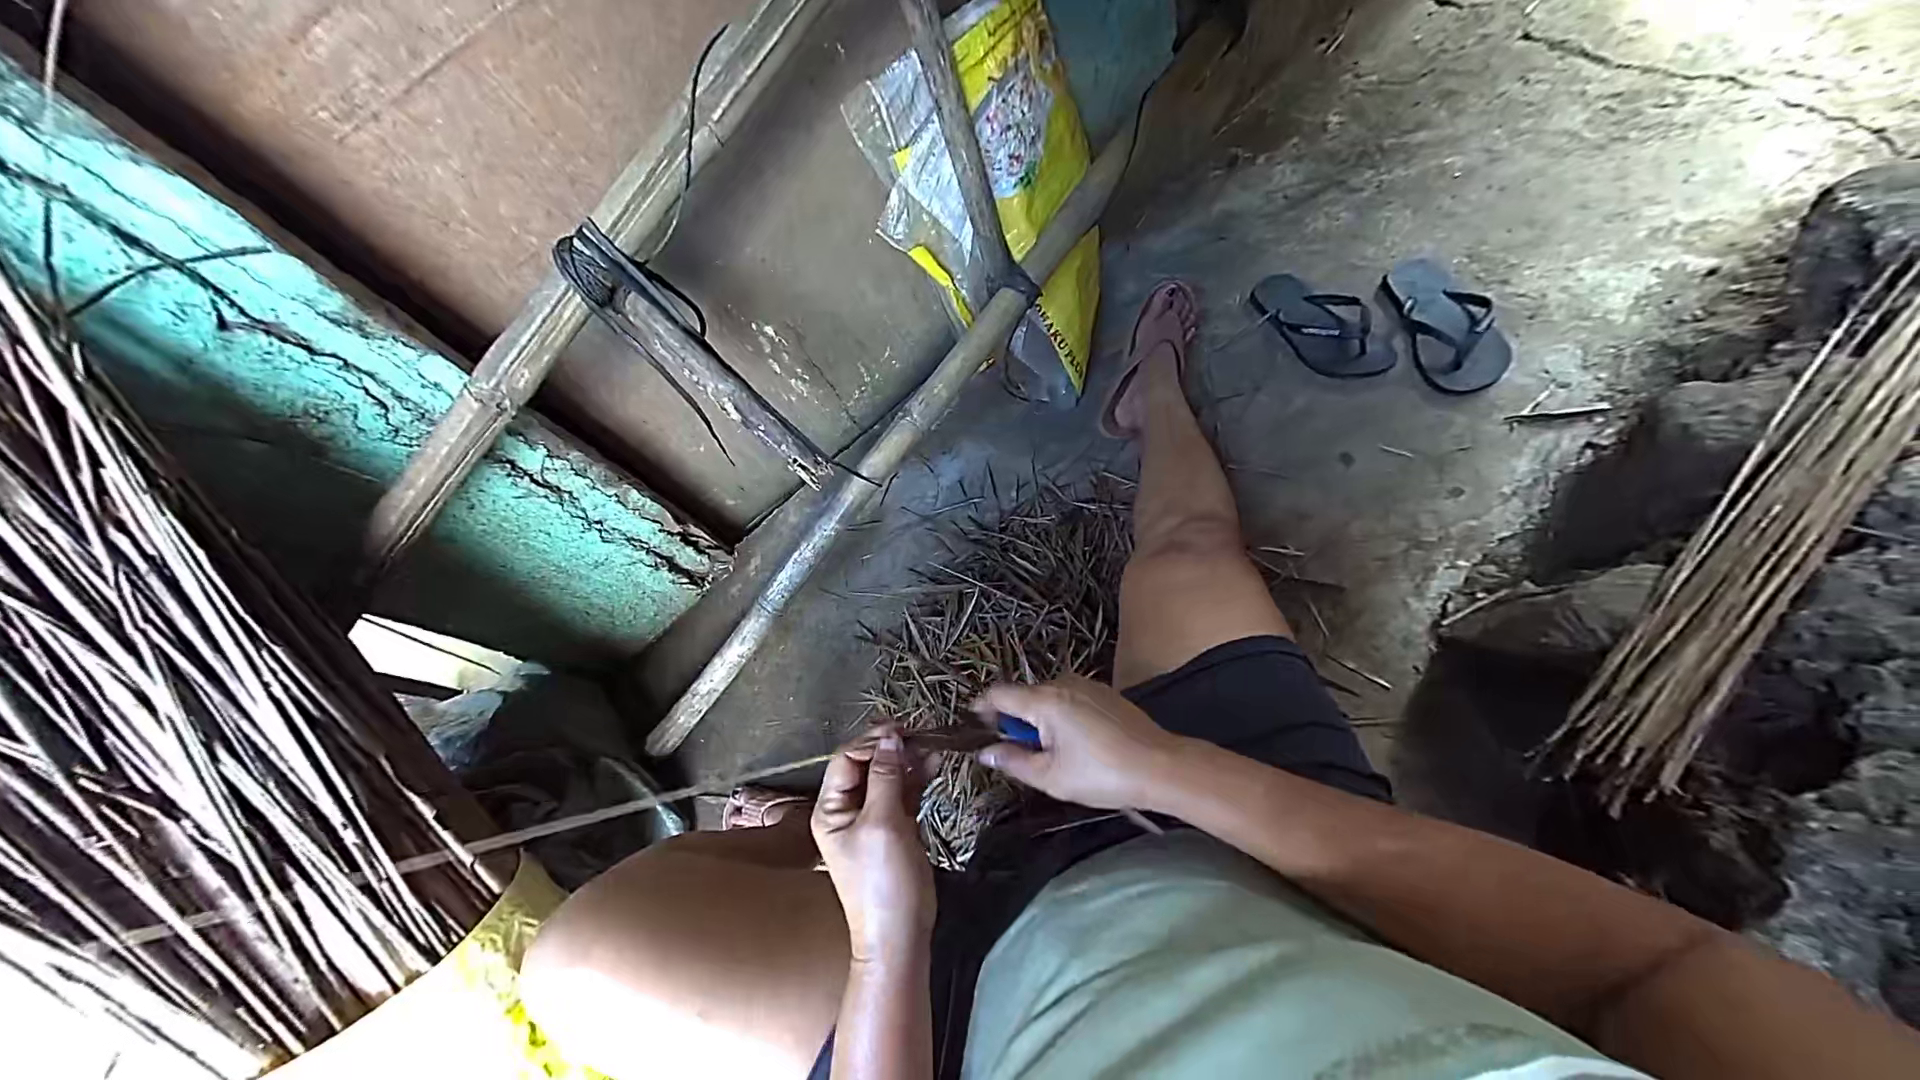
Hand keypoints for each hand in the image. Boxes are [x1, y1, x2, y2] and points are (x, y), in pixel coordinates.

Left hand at [811, 726, 935, 962]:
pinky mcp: (895, 827)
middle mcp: (847, 809)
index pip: (846, 759)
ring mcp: (872, 818)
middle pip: (867, 764)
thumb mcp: (883, 823)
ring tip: (932, 744)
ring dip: (908, 759)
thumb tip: (891, 737)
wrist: (900, 935)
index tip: (901, 729)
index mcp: (831, 809)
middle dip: (892, 746)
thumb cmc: (883, 881)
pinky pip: (903, 792)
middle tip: (920, 732)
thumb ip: (886, 776)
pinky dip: (917, 777)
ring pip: (888, 776)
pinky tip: (934, 763)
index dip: (871, 741)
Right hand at [973, 676, 1191, 810]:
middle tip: (1021, 754)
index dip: (982, 708)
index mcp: (1044, 701)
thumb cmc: (1102, 775)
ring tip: (1053, 754)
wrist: (1161, 766)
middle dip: (1015, 721)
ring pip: (1048, 698)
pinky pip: (1069, 698)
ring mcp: (1086, 685)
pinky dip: (1061, 716)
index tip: (976, 727)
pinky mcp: (1104, 692)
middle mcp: (1063, 683)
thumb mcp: (1050, 777)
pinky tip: (1078, 744)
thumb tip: (986, 751)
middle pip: (1024, 696)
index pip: (999, 694)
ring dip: (1040, 719)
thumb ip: (1013, 761)